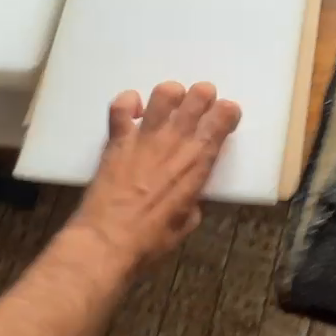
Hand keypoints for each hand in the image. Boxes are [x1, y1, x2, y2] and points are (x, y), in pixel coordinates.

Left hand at [60, 81, 241, 271]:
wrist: (107, 243)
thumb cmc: (151, 240)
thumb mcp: (187, 222)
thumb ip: (193, 198)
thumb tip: (189, 195)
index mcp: (199, 160)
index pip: (225, 114)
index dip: (227, 112)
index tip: (223, 121)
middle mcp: (176, 139)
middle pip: (199, 94)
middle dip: (203, 96)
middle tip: (197, 110)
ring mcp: (146, 135)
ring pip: (164, 93)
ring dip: (170, 96)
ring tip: (167, 108)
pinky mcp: (118, 138)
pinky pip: (122, 105)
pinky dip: (128, 103)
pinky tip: (133, 113)